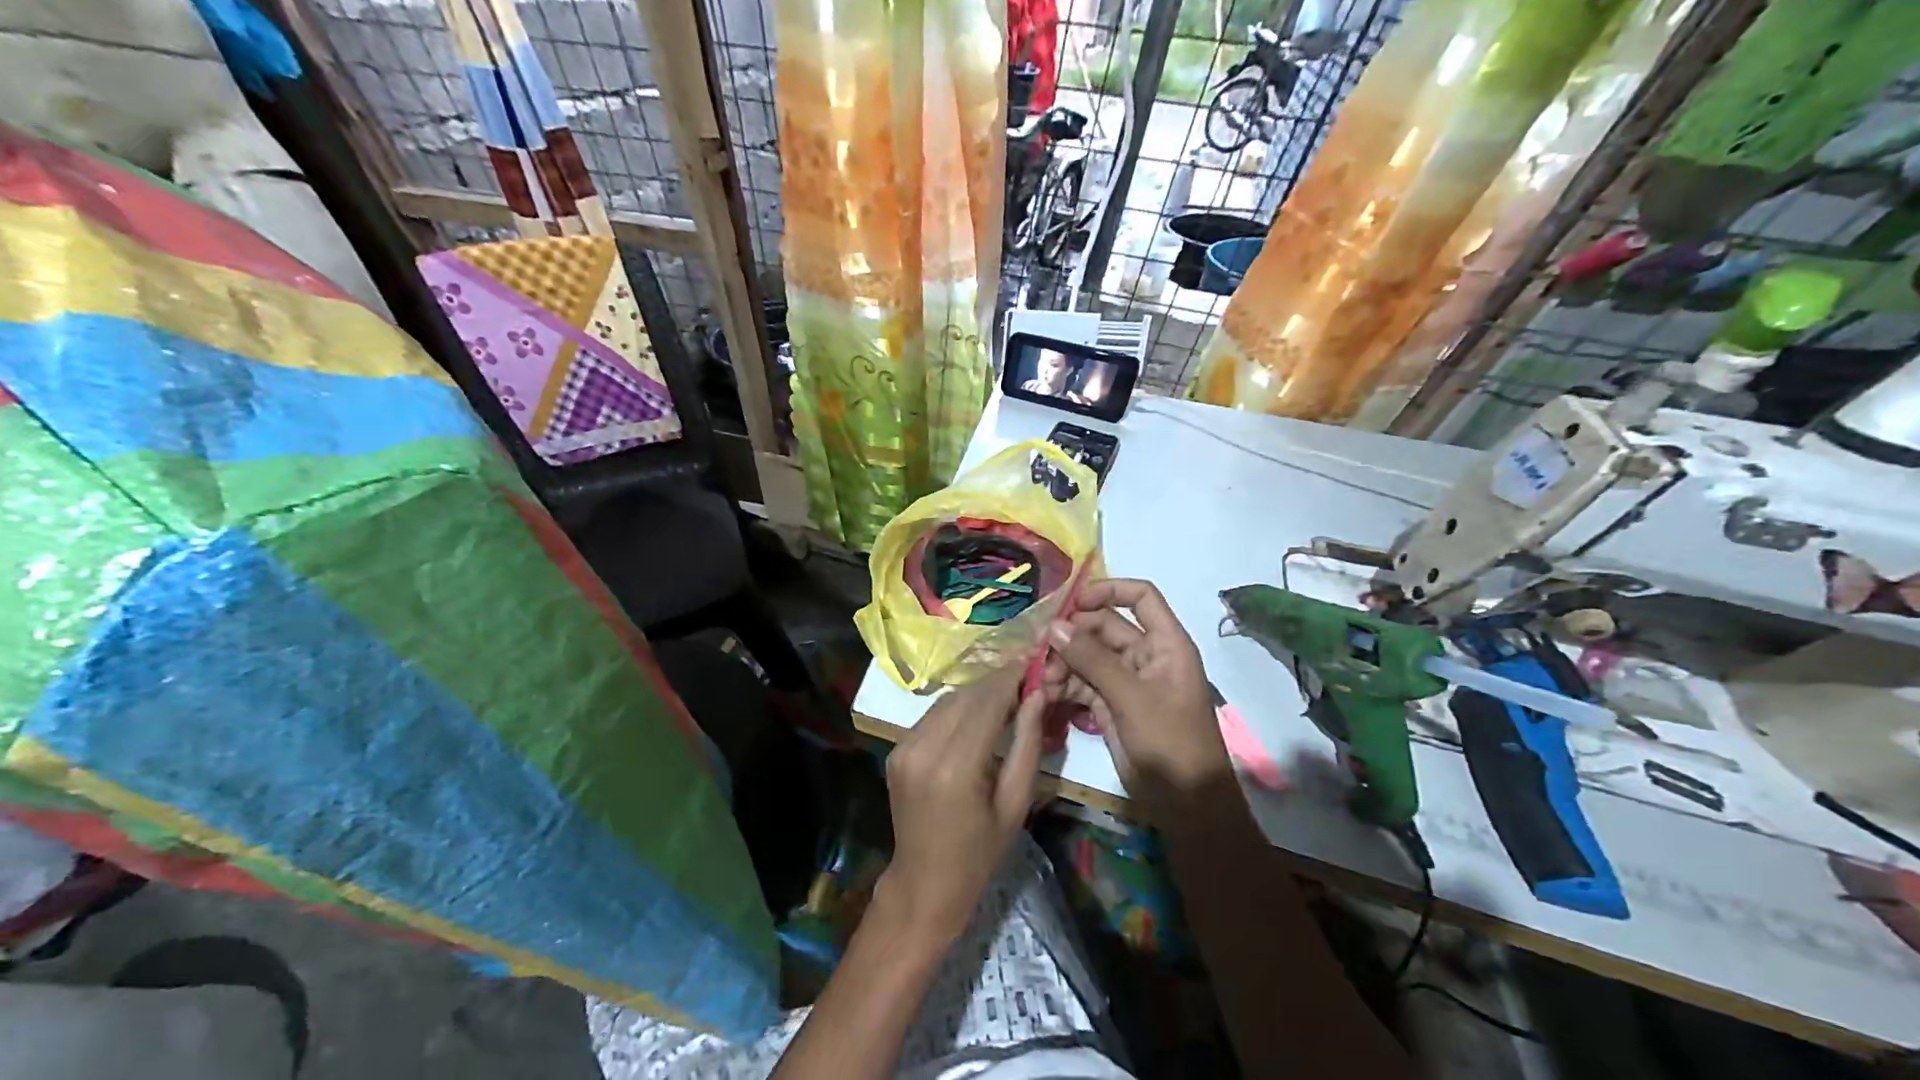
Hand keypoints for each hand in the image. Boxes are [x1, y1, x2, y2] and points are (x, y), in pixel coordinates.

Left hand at [879, 665, 1050, 942]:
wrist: (924, 883)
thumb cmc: (981, 852)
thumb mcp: (1016, 802)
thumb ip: (1028, 743)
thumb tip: (1038, 693)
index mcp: (956, 767)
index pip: (987, 702)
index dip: (1012, 677)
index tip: (1036, 659)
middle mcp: (923, 748)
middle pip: (966, 696)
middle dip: (998, 681)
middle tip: (1028, 675)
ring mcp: (903, 747)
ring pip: (947, 700)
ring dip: (978, 692)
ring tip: (1009, 692)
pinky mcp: (896, 749)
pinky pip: (932, 716)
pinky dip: (958, 708)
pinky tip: (979, 713)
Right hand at [1044, 578, 1229, 806]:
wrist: (1185, 804)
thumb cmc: (1171, 742)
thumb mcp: (1132, 697)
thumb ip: (1092, 659)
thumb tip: (1054, 626)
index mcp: (1165, 643)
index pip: (1140, 596)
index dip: (1108, 591)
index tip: (1072, 602)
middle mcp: (1145, 655)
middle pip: (1105, 626)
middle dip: (1073, 635)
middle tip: (1041, 648)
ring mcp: (1127, 681)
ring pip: (1089, 656)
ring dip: (1064, 663)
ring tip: (1043, 680)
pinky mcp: (1111, 705)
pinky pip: (1083, 683)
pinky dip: (1064, 686)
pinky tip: (1045, 694)